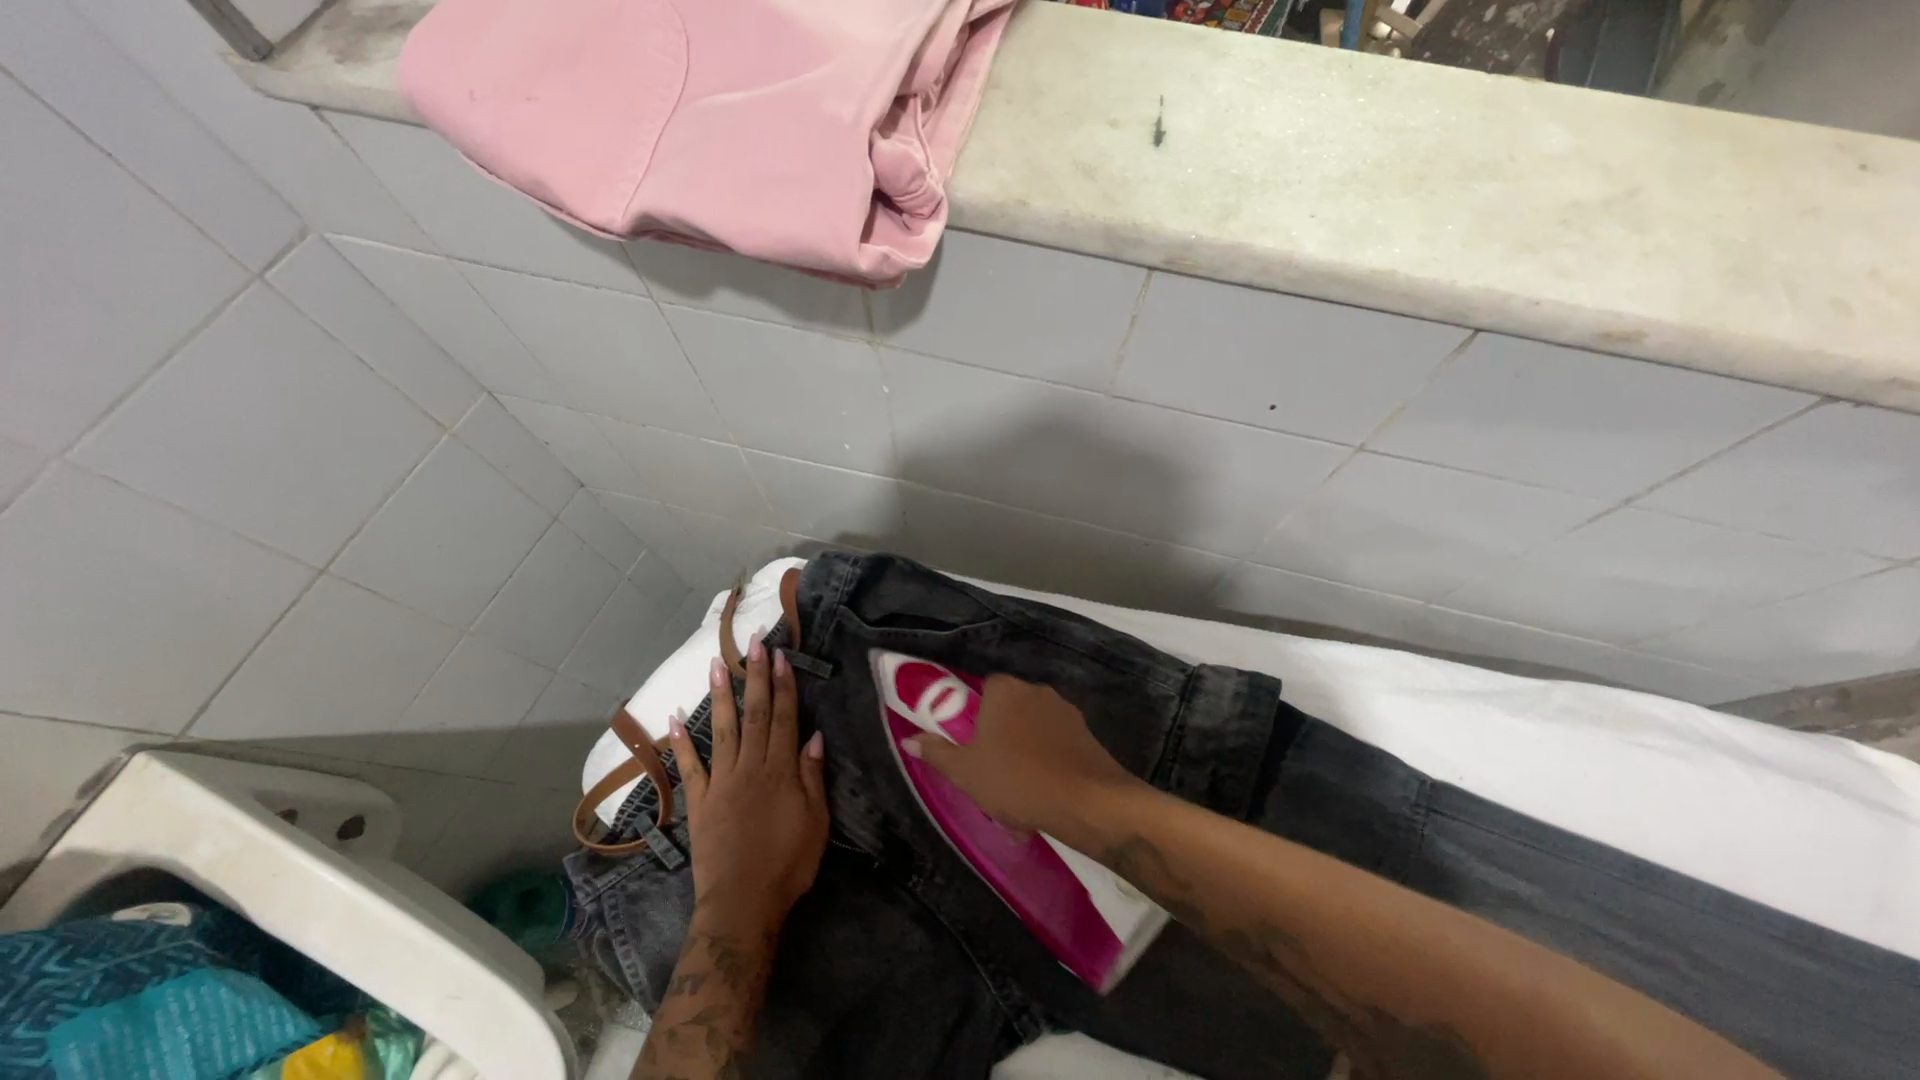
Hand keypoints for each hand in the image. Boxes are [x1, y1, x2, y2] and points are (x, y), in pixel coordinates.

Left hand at [667, 639, 828, 935]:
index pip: (784, 719)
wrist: (742, 902)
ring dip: (720, 696)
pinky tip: (676, 718)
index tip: (780, 656)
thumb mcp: (816, 823)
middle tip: (752, 643)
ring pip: (722, 730)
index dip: (783, 686)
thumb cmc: (788, 864)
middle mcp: (749, 768)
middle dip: (754, 677)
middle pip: (755, 715)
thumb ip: (812, 778)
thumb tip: (813, 736)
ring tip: (717, 664)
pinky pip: (690, 766)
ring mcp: (721, 782)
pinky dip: (682, 742)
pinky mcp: (700, 801)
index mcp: (781, 772)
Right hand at [903, 674, 1139, 835]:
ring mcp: (1065, 712)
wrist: (1086, 801)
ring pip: (1031, 738)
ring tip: (1016, 809)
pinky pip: (1055, 752)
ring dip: (1022, 766)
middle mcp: (1036, 691)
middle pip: (1008, 716)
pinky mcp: (1086, 736)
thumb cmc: (1016, 779)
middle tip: (989, 785)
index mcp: (1005, 690)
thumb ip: (936, 752)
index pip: (982, 691)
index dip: (973, 721)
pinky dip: (1046, 773)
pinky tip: (1041, 807)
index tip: (969, 750)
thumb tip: (910, 739)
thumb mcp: (965, 771)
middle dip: (999, 749)